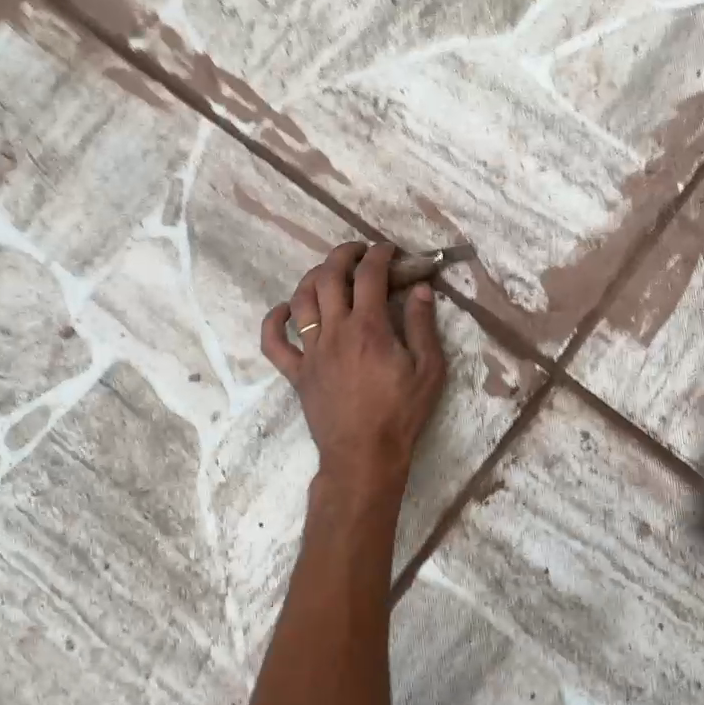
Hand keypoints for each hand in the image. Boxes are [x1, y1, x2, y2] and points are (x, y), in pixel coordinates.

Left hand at [261, 242, 446, 511]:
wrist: (364, 454)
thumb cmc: (403, 412)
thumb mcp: (430, 369)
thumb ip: (423, 326)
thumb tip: (419, 289)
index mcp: (370, 328)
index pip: (369, 276)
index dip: (379, 255)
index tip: (390, 250)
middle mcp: (335, 331)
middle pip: (329, 277)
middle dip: (343, 255)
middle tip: (359, 251)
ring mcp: (311, 351)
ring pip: (301, 300)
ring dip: (314, 277)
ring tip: (330, 272)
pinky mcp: (296, 372)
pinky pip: (273, 341)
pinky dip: (275, 319)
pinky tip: (285, 309)